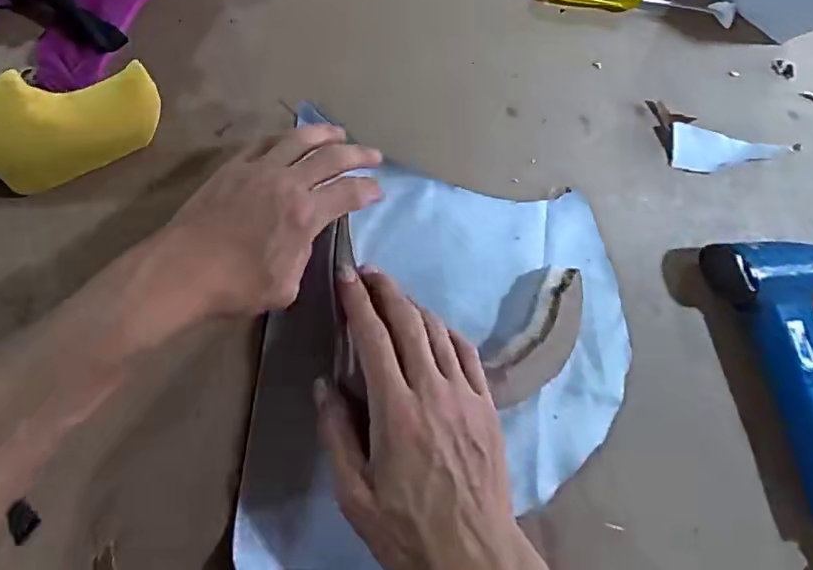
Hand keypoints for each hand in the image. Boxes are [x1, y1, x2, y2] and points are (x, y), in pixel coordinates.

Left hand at [164, 124, 382, 317]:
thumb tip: (302, 240)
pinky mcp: (234, 167)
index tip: (378, 190)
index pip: (348, 193)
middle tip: (374, 156)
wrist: (180, 270)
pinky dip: (285, 137)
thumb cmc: (233, 286)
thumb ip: (302, 257)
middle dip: (359, 155)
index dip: (369, 190)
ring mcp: (259, 169)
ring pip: (299, 139)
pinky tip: (291, 138)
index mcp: (304, 214)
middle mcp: (288, 183)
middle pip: (332, 157)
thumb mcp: (284, 286)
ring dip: (325, 133)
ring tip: (339, 133)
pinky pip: (265, 142)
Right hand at [317, 268, 546, 569]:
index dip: (357, 301)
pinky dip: (446, 330)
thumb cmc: (406, 528)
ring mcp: (465, 393)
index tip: (345, 275)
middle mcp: (433, 390)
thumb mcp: (354, 495)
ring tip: (393, 295)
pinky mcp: (487, 402)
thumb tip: (325, 383)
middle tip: (368, 271)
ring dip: (413, 305)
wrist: (474, 557)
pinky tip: (434, 327)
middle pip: (408, 322)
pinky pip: (467, 351)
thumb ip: (336, 434)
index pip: (373, 338)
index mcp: (396, 411)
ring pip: (437, 331)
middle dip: (385, 289)